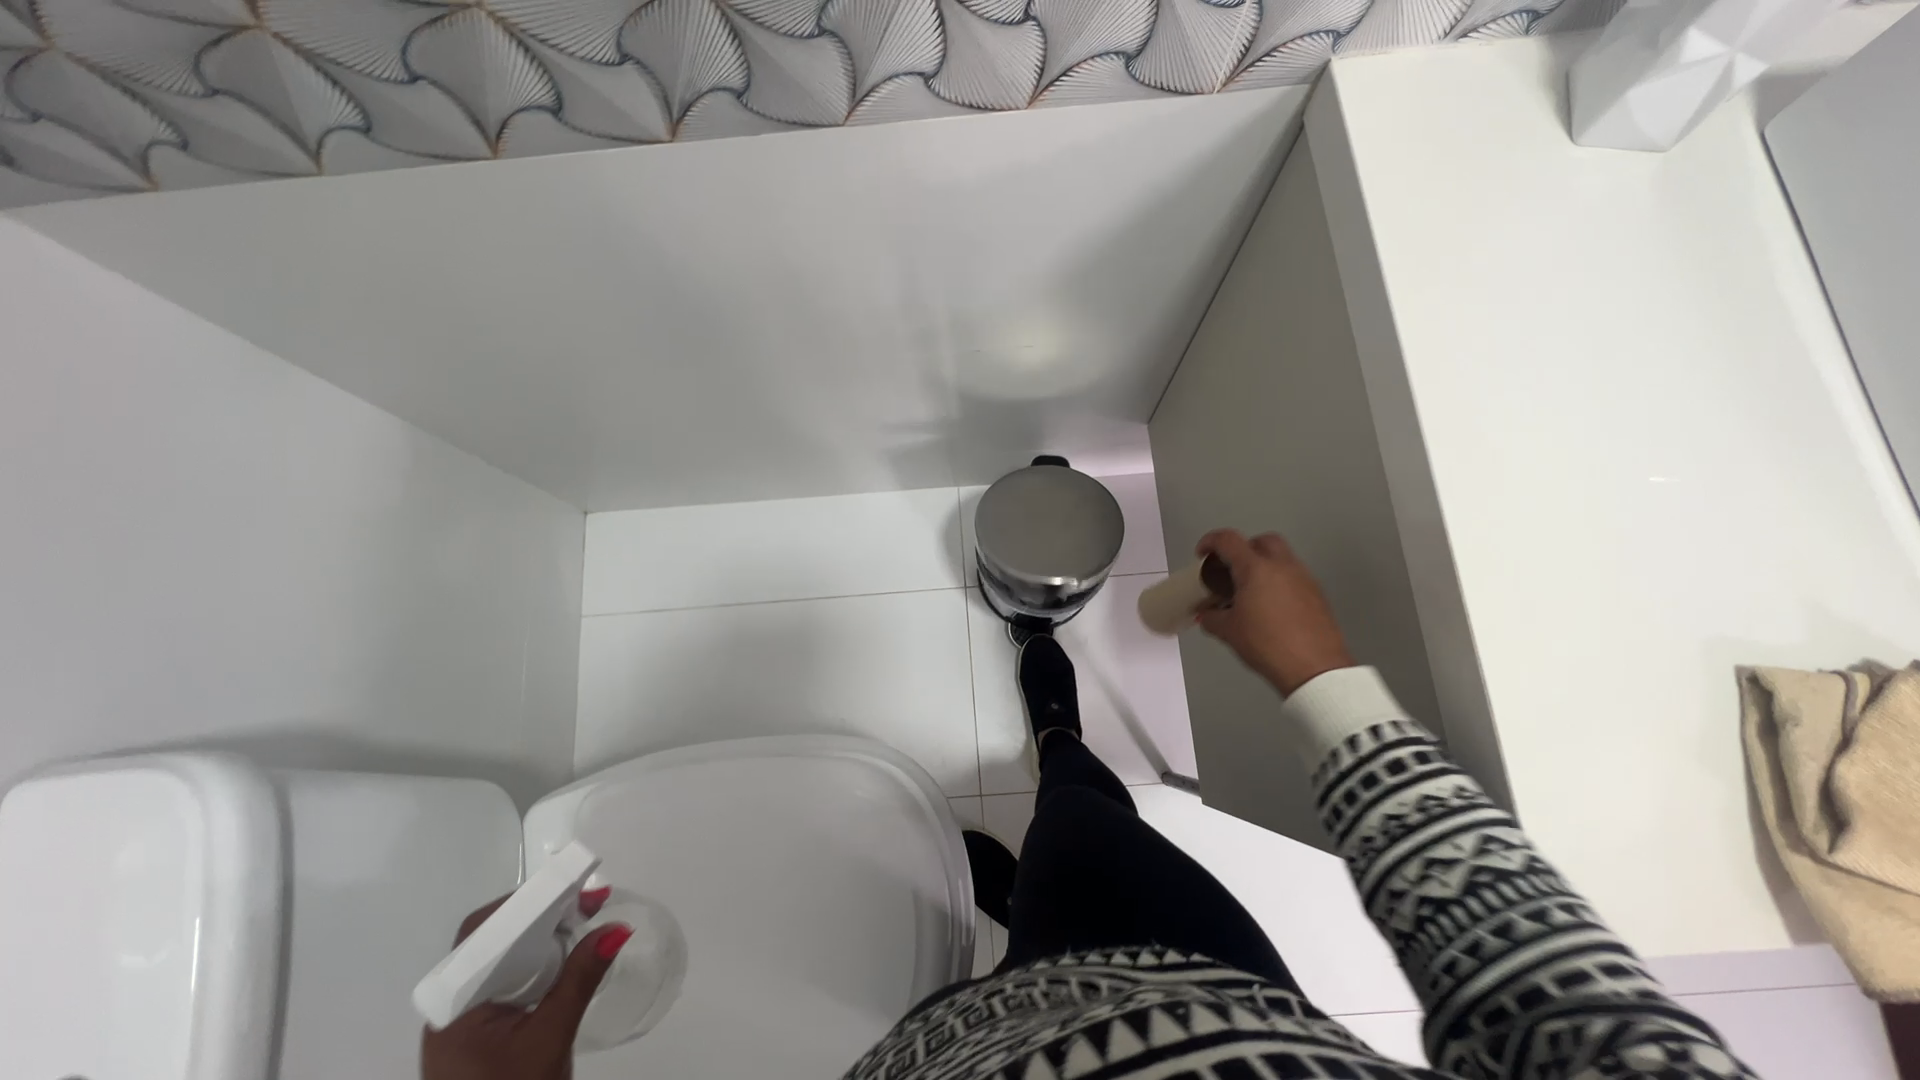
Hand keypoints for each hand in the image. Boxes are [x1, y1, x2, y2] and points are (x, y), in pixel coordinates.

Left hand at [421, 888, 632, 1079]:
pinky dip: (534, 964)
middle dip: (538, 916)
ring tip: (580, 925)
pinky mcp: (475, 1037)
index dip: (530, 903)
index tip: (576, 891)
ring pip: (496, 961)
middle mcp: (450, 1008)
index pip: (484, 931)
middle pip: (489, 940)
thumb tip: (615, 927)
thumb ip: (579, 980)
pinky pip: (502, 983)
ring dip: (538, 939)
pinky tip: (562, 964)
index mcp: (455, 1005)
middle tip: (586, 904)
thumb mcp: (551, 1038)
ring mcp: (461, 1024)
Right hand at [1194, 529, 1354, 695]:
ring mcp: (1304, 578)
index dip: (1210, 542)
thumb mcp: (1229, 632)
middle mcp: (1282, 566)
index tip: (1202, 555)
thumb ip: (1211, 617)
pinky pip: (1294, 576)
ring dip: (1263, 566)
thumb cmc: (1265, 644)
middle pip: (1261, 541)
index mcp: (1256, 569)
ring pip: (1281, 558)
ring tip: (1250, 592)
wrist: (1314, 668)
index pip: (1228, 540)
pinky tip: (1271, 607)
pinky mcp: (1317, 594)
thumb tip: (1206, 614)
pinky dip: (1278, 582)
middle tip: (1232, 570)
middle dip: (1244, 549)